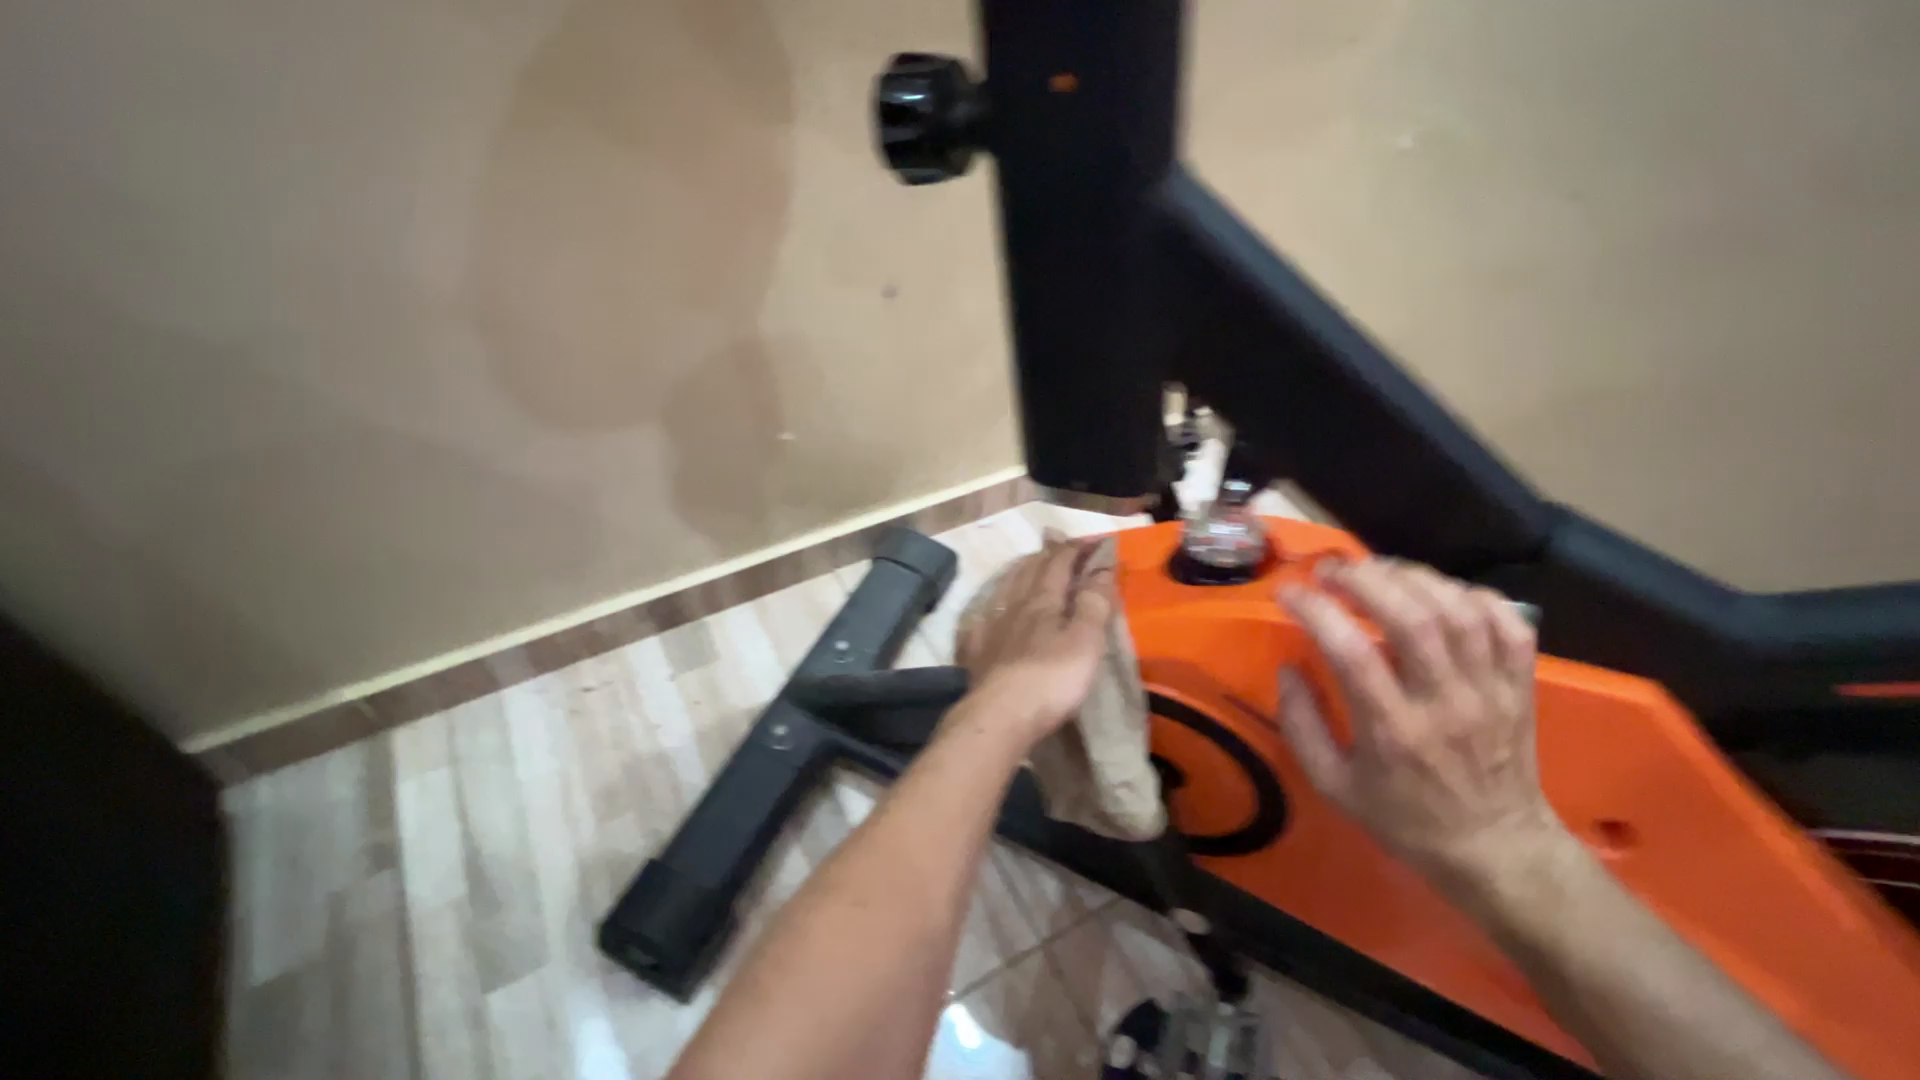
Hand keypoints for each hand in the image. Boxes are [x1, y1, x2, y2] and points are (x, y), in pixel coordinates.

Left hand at [957, 535, 1116, 746]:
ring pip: (1005, 589)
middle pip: (1030, 572)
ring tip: (1027, 563)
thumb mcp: (1086, 641)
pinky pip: (981, 619)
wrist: (1001, 715)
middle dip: (1046, 554)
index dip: (1075, 550)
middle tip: (1056, 541)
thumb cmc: (1052, 679)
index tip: (1091, 540)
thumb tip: (1102, 565)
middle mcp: (1014, 607)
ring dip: (1019, 572)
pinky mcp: (977, 651)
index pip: (1059, 565)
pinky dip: (990, 606)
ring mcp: (991, 628)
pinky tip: (988, 609)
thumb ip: (1094, 602)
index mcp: (1043, 602)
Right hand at [1274, 558, 1567, 882]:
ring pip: (1459, 610)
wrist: (1495, 848)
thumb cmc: (1403, 819)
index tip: (1288, 592)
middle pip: (1412, 617)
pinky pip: (1506, 622)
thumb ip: (1302, 725)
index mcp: (1393, 731)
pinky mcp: (1520, 685)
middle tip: (1332, 569)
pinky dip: (1472, 594)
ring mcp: (1490, 690)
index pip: (1352, 652)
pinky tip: (1439, 592)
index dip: (1316, 610)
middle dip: (1365, 579)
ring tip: (1379, 571)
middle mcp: (1445, 703)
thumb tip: (1289, 668)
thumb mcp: (1333, 786)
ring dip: (1413, 577)